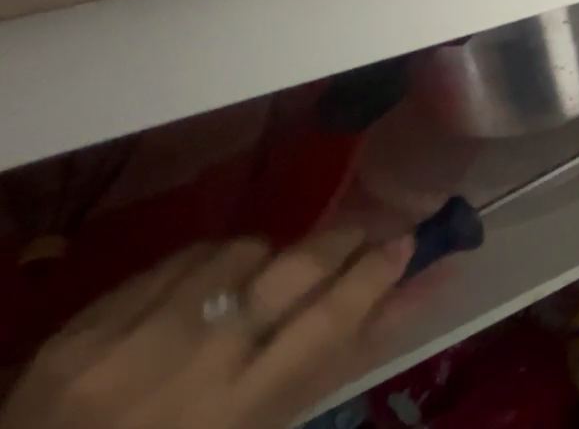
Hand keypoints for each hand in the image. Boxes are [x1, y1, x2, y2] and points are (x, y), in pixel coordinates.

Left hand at [0, 229, 413, 428]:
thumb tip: (427, 281)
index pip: (335, 315)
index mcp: (245, 405)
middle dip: (339, 240)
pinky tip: (206, 285)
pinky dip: (207, 263)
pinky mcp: (84, 324)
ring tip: (265, 273)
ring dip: (268, 255)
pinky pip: (176, 260)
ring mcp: (130, 340)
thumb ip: (349, 351)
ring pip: (241, 251)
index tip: (404, 242)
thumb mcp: (273, 420)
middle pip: (295, 269)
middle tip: (356, 236)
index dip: (379, 269)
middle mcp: (194, 365)